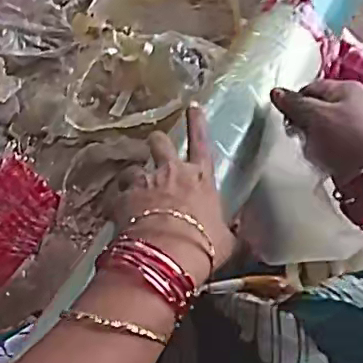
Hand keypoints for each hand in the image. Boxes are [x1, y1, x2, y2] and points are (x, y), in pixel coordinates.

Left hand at [109, 104, 234, 283]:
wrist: (168, 255)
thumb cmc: (204, 246)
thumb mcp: (227, 242)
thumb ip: (232, 236)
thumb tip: (248, 243)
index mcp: (200, 178)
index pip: (201, 142)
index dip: (198, 123)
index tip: (193, 107)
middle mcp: (171, 172)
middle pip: (160, 143)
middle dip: (156, 142)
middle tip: (154, 146)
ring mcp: (144, 183)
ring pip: (132, 168)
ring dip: (131, 177)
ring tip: (130, 189)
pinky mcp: (121, 199)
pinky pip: (114, 195)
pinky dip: (114, 203)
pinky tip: (115, 213)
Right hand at [270, 80, 362, 182]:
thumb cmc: (346, 139)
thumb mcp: (315, 116)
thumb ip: (294, 104)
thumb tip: (276, 93)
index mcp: (348, 89)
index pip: (310, 88)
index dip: (294, 101)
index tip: (286, 116)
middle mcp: (355, 105)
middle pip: (315, 109)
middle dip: (303, 124)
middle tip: (300, 134)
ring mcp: (356, 128)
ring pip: (320, 131)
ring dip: (312, 142)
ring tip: (316, 151)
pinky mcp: (355, 150)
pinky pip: (329, 148)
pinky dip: (323, 154)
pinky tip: (324, 161)